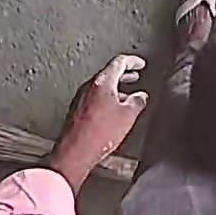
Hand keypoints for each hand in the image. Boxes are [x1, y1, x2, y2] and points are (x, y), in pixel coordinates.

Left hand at [47, 54, 148, 191]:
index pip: (119, 62)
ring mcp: (80, 98)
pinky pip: (94, 99)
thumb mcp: (128, 115)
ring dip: (115, 89)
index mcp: (102, 82)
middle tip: (134, 75)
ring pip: (101, 87)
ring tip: (126, 97)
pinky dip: (106, 100)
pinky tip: (112, 112)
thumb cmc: (98, 133)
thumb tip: (141, 97)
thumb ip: (137, 101)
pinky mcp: (76, 111)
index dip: (132, 61)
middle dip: (124, 75)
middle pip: (109, 74)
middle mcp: (89, 87)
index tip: (139, 63)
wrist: (75, 153)